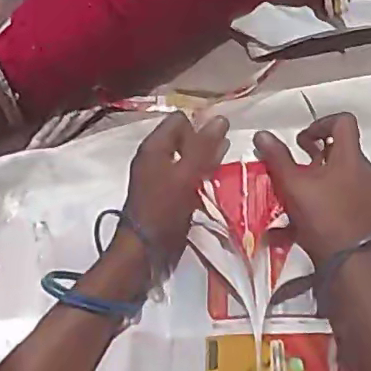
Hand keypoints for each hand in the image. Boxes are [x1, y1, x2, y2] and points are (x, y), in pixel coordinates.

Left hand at [123, 112, 229, 265]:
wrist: (145, 252)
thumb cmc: (163, 210)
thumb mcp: (186, 175)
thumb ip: (203, 147)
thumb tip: (221, 118)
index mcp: (154, 148)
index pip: (180, 120)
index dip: (199, 126)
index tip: (218, 141)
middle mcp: (155, 159)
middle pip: (184, 140)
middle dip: (205, 145)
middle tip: (225, 155)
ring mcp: (160, 179)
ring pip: (187, 161)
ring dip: (205, 163)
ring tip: (224, 169)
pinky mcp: (167, 197)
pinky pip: (187, 180)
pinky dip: (200, 180)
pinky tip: (214, 187)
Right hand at [253, 114, 370, 263]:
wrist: (352, 265)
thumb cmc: (322, 219)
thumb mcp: (292, 186)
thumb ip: (277, 158)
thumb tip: (262, 134)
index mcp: (351, 158)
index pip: (343, 122)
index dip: (320, 124)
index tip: (302, 142)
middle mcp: (368, 172)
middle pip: (344, 152)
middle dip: (319, 157)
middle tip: (298, 172)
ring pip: (349, 177)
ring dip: (328, 180)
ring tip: (307, 200)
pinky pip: (357, 200)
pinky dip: (339, 201)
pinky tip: (323, 219)